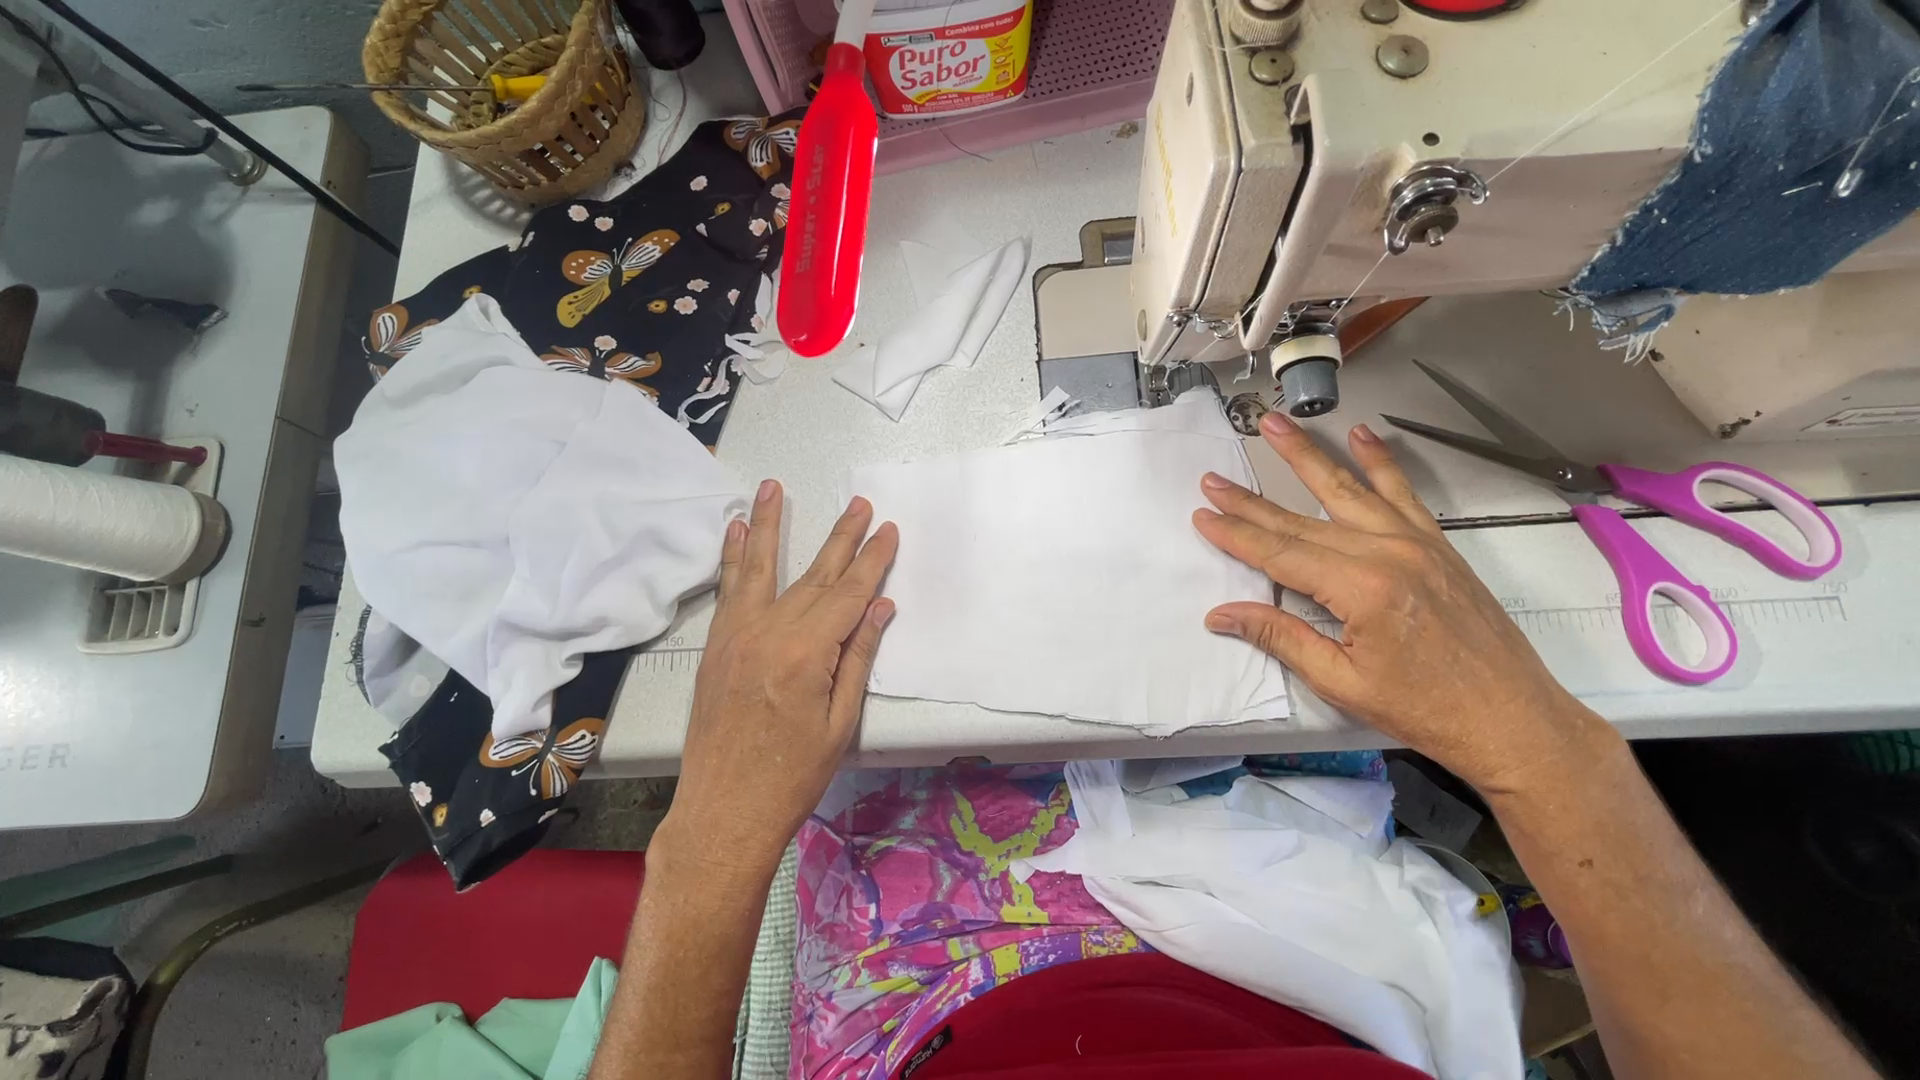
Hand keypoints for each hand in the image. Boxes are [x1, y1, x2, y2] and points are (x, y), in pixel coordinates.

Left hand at [661, 480, 897, 876]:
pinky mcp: (716, 646)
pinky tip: (735, 530)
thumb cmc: (792, 777)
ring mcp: (736, 636)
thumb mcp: (839, 722)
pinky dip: (733, 558)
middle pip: (814, 575)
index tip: (888, 531)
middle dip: (840, 537)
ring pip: (760, 568)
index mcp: (807, 654)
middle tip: (859, 503)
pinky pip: (728, 590)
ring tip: (774, 487)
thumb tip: (880, 607)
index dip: (872, 560)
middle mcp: (769, 633)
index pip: (849, 594)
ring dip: (769, 524)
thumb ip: (858, 658)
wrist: (724, 811)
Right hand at [1193, 414, 1613, 797]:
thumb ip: (1281, 637)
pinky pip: (1403, 493)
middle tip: (1214, 478)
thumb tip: (1222, 614)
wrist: (1512, 719)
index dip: (1237, 534)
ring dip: (1308, 456)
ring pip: (1349, 489)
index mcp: (1361, 589)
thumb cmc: (1424, 710)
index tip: (1203, 514)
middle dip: (1252, 500)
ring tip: (1277, 426)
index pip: (1281, 553)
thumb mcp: (1341, 681)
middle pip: (1303, 519)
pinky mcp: (1438, 546)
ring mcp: (1417, 543)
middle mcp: (1388, 553)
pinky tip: (1362, 436)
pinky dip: (1380, 462)